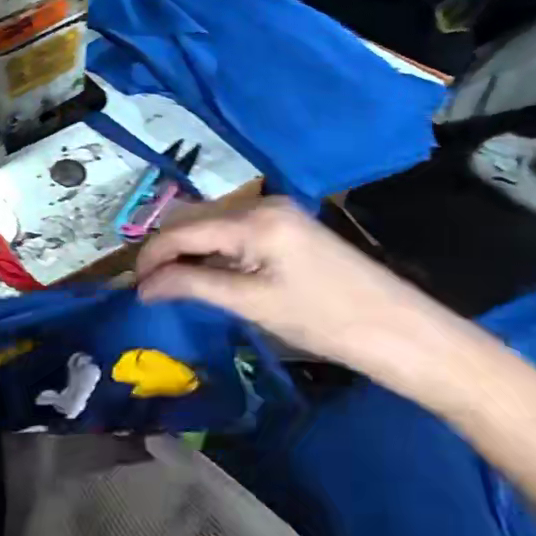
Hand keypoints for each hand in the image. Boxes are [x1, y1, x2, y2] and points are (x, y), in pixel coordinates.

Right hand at [134, 199, 449, 377]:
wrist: (402, 332)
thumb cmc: (326, 322)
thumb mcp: (252, 304)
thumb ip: (192, 285)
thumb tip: (143, 288)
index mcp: (254, 219)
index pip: (183, 230)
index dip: (151, 257)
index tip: (132, 288)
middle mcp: (262, 203)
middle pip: (194, 219)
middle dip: (166, 250)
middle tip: (149, 287)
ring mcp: (278, 211)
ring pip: (213, 223)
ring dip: (189, 249)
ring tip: (172, 284)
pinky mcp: (289, 225)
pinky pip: (235, 230)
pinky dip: (214, 249)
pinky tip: (208, 273)